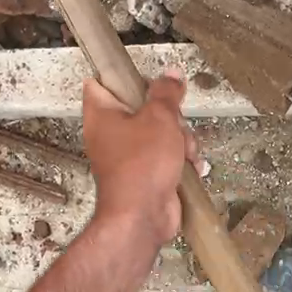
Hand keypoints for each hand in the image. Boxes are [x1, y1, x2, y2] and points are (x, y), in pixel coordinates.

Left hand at [81, 71, 196, 247]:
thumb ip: (166, 92)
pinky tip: (189, 168)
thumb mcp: (159, 117)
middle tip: (173, 124)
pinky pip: (168, 157)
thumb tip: (172, 75)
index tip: (149, 80)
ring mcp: (129, 156)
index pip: (103, 83)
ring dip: (181, 140)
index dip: (126, 77)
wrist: (144, 216)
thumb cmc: (141, 165)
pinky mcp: (146, 174)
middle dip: (169, 116)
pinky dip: (181, 161)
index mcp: (102, 114)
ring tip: (182, 152)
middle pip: (144, 108)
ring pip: (162, 133)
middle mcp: (110, 134)